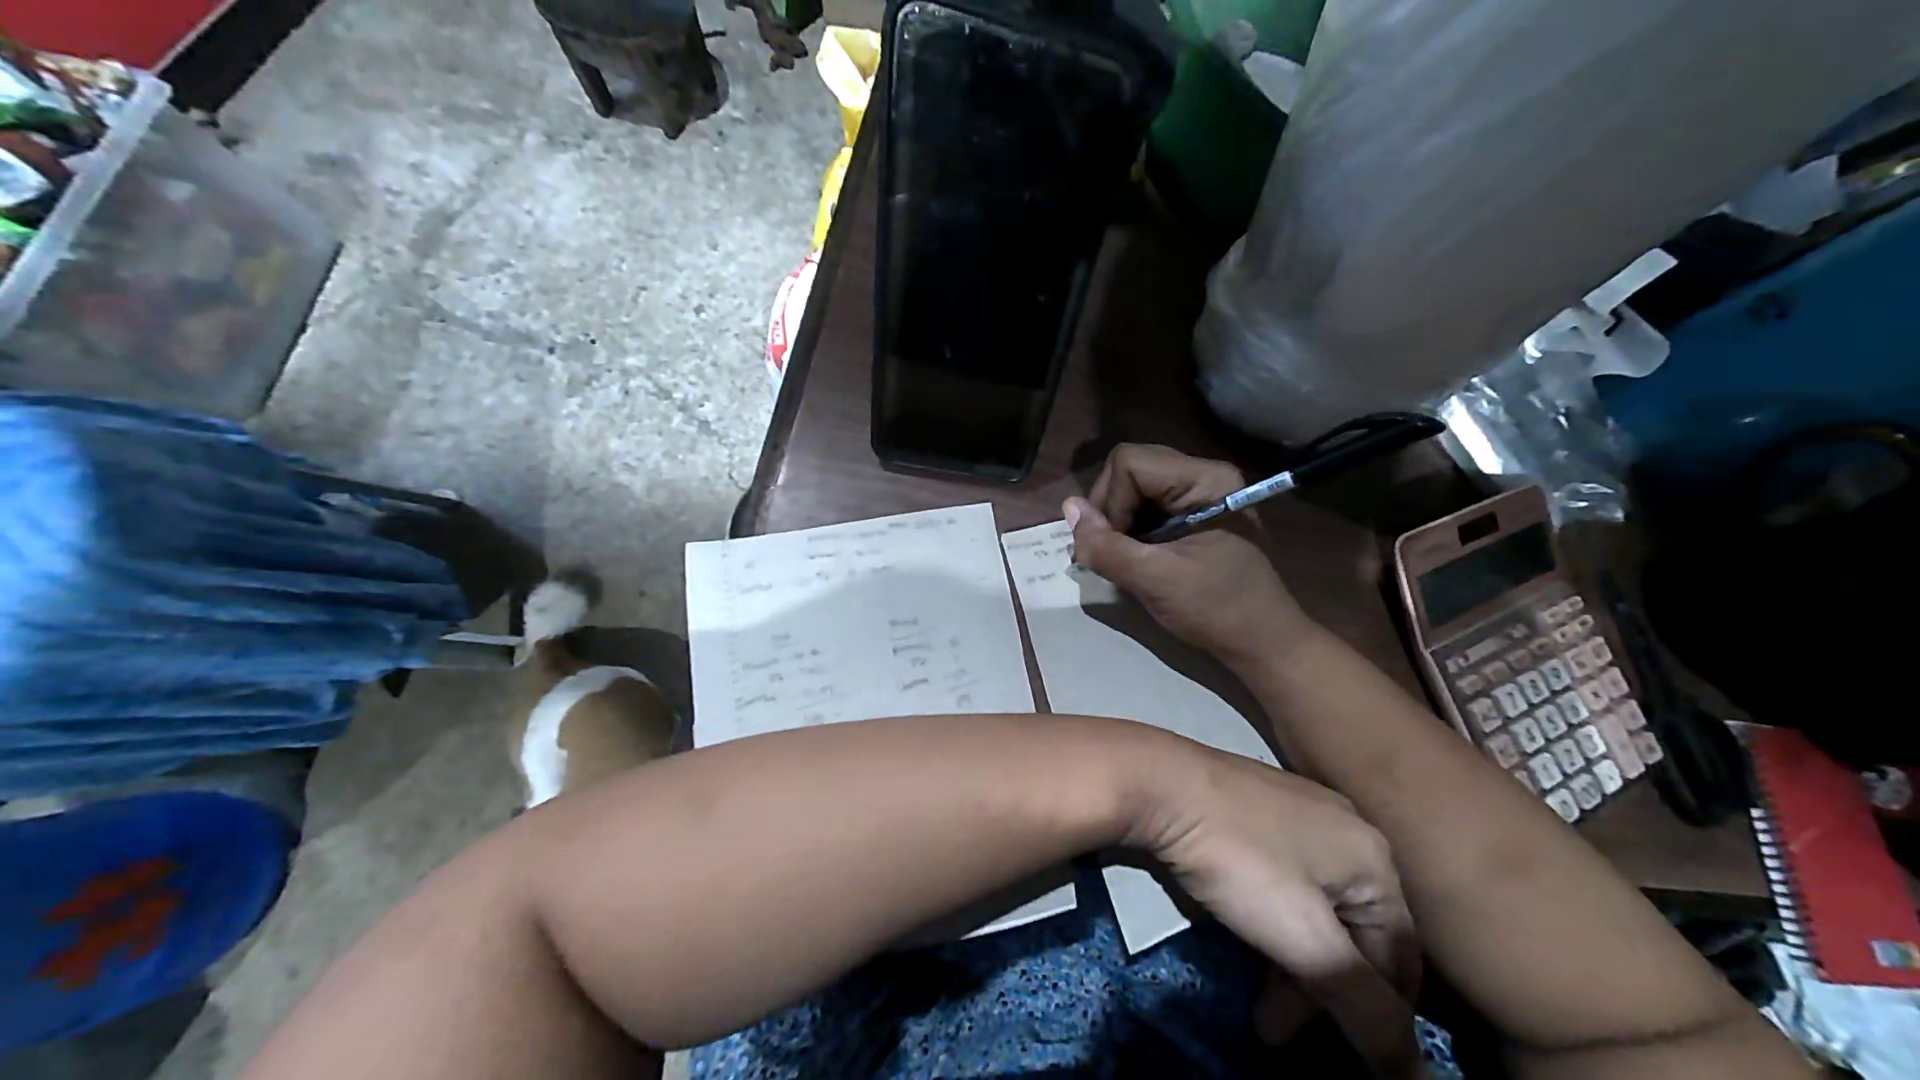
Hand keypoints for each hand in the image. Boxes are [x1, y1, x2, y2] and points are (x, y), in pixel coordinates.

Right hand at [1065, 444, 1313, 669]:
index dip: (1110, 502)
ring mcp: (1199, 494)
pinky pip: (1146, 505)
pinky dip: (1130, 529)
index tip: (1114, 546)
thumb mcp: (1154, 579)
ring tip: (1125, 558)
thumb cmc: (1216, 609)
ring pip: (1133, 488)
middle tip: (1113, 551)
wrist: (1262, 643)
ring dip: (1118, 522)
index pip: (1129, 463)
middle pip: (1130, 469)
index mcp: (1204, 480)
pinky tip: (1136, 557)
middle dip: (1110, 509)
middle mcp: (1202, 475)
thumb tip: (1068, 509)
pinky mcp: (1193, 514)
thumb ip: (1107, 545)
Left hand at [1127, 739, 1421, 1077]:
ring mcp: (1297, 810)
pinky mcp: (1254, 805)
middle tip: (1271, 1027)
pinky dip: (1270, 916)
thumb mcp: (1306, 941)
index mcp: (1374, 858)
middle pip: (1353, 936)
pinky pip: (1282, 876)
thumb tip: (1416, 1077)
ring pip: (1312, 908)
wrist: (1154, 782)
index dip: (1373, 1021)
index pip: (1399, 964)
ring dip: (1288, 961)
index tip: (1323, 1050)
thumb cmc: (1237, 859)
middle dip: (1317, 992)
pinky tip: (1242, 930)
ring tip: (1254, 998)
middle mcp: (1345, 828)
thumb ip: (1368, 1011)